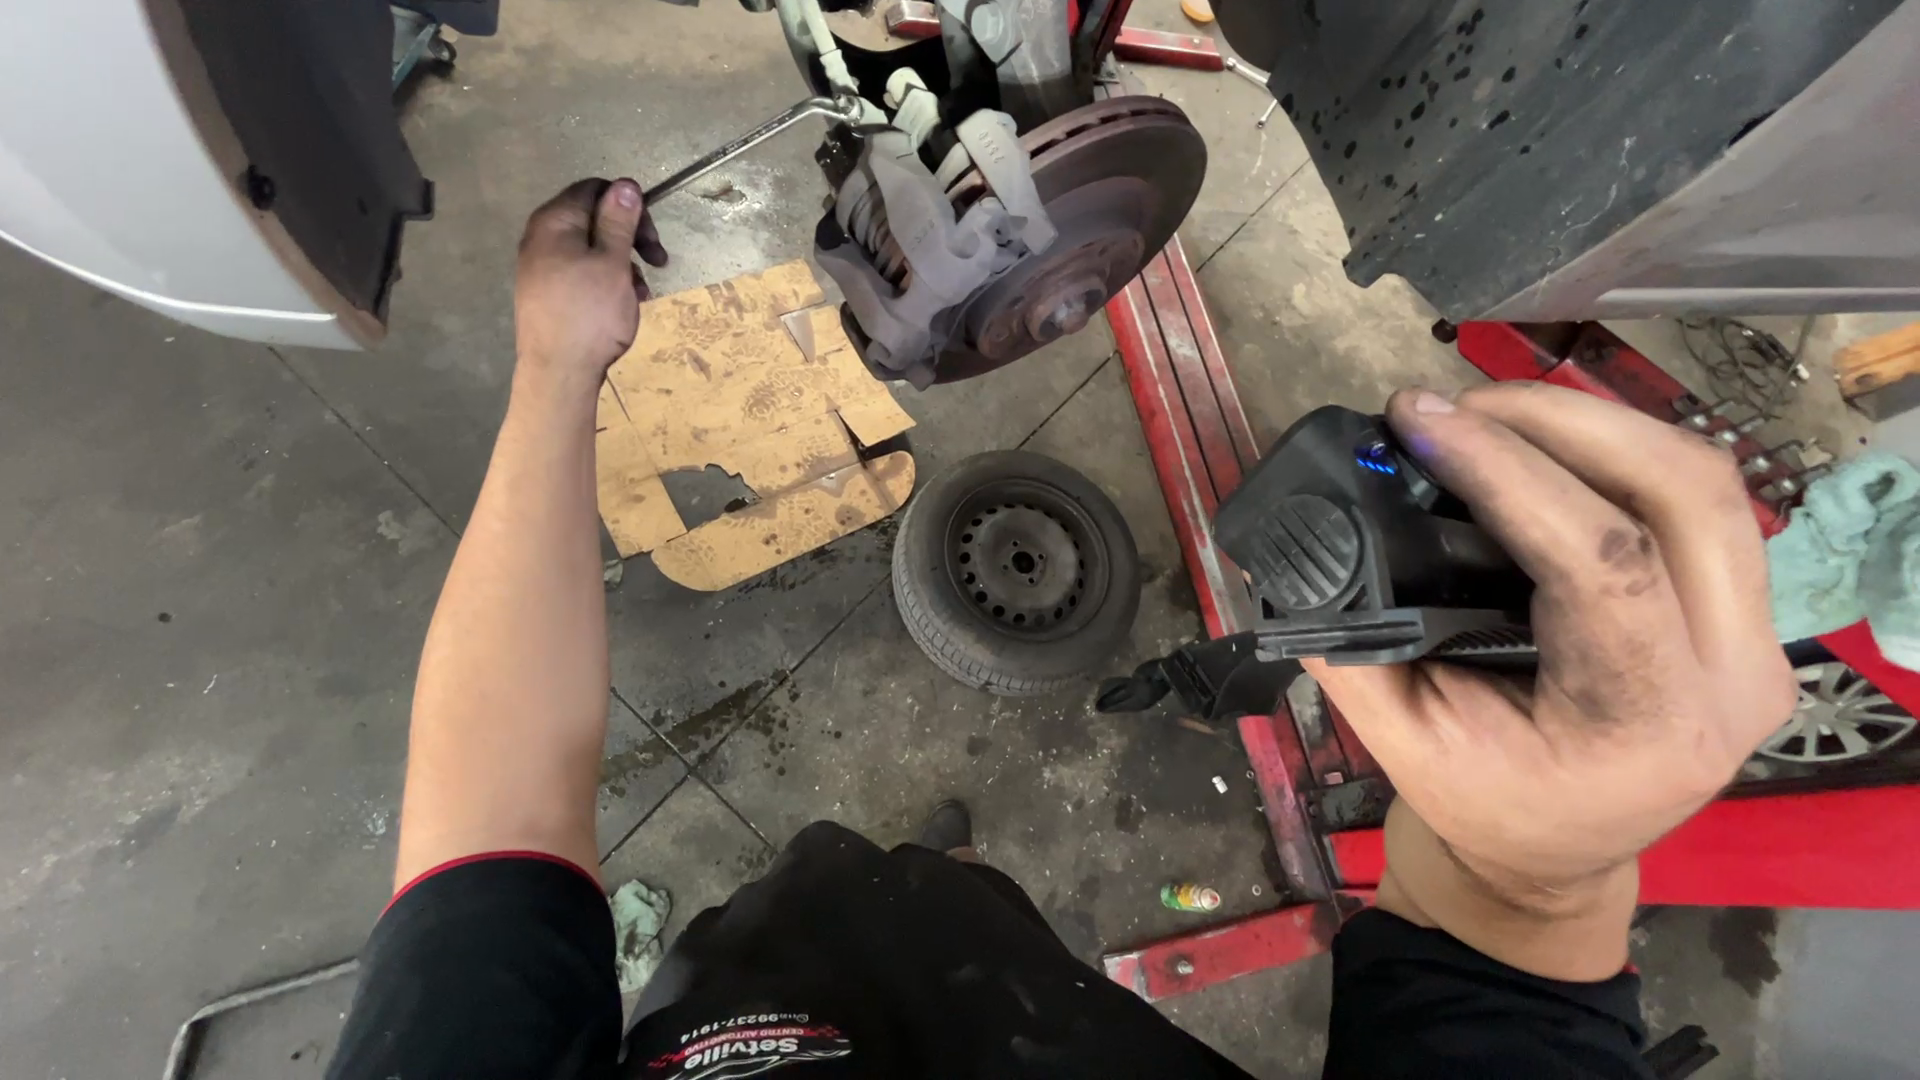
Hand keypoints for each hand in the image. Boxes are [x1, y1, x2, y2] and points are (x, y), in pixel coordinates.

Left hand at [513, 178, 668, 391]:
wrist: (559, 369)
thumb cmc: (590, 314)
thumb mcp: (613, 264)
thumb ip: (619, 222)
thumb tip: (625, 185)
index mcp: (556, 221)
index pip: (595, 189)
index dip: (629, 205)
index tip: (653, 236)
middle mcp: (542, 236)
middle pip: (594, 219)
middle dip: (630, 236)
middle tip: (658, 262)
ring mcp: (542, 266)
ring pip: (591, 249)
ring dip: (623, 263)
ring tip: (641, 291)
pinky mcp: (547, 292)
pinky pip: (582, 273)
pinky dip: (606, 281)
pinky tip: (621, 304)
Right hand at [1310, 383, 1794, 975]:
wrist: (1549, 851)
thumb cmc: (1477, 803)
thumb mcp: (1397, 739)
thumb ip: (1354, 644)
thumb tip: (1300, 551)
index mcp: (1644, 718)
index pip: (1600, 562)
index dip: (1506, 473)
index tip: (1418, 420)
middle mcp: (1734, 669)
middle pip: (1685, 491)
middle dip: (1561, 420)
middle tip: (1452, 406)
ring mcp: (1755, 635)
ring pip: (1702, 478)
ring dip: (1589, 421)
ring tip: (1483, 413)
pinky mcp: (1736, 608)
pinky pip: (1690, 497)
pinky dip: (1608, 447)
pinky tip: (1531, 443)